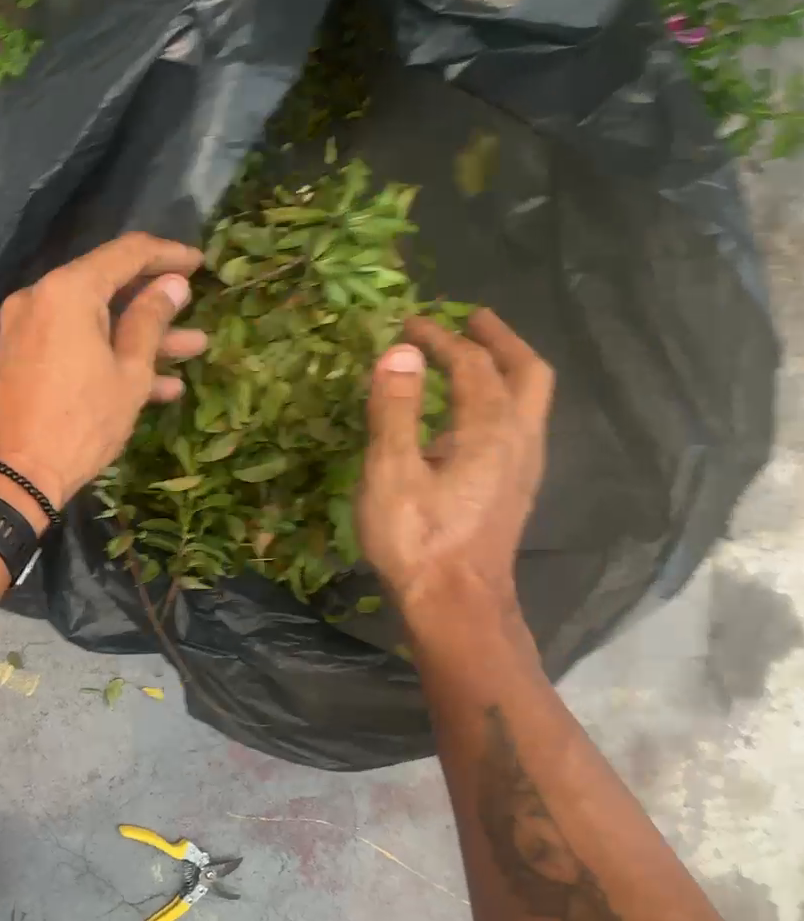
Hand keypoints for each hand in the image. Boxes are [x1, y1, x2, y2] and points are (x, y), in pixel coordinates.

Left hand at [0, 233, 205, 512]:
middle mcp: (35, 300)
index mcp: (64, 291)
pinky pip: (68, 345)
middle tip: (195, 312)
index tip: (199, 264)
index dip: (167, 255)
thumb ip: (150, 321)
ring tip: (192, 349)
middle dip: (154, 303)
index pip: (125, 253)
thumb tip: (171, 284)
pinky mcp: (16, 361)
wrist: (12, 479)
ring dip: (138, 336)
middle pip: (104, 287)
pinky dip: (104, 355)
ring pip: (90, 322)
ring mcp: (20, 332)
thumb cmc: (80, 425)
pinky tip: (156, 384)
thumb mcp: (129, 373)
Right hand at [358, 310, 553, 619]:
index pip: (472, 366)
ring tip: (473, 358)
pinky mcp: (513, 487)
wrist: (453, 599)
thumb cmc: (415, 536)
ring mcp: (522, 466)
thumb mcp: (391, 471)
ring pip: (528, 400)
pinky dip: (499, 399)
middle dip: (499, 341)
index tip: (408, 322)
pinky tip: (469, 417)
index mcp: (489, 430)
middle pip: (526, 373)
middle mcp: (519, 439)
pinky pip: (518, 424)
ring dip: (503, 369)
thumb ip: (396, 410)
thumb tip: (399, 351)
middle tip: (471, 320)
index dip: (442, 339)